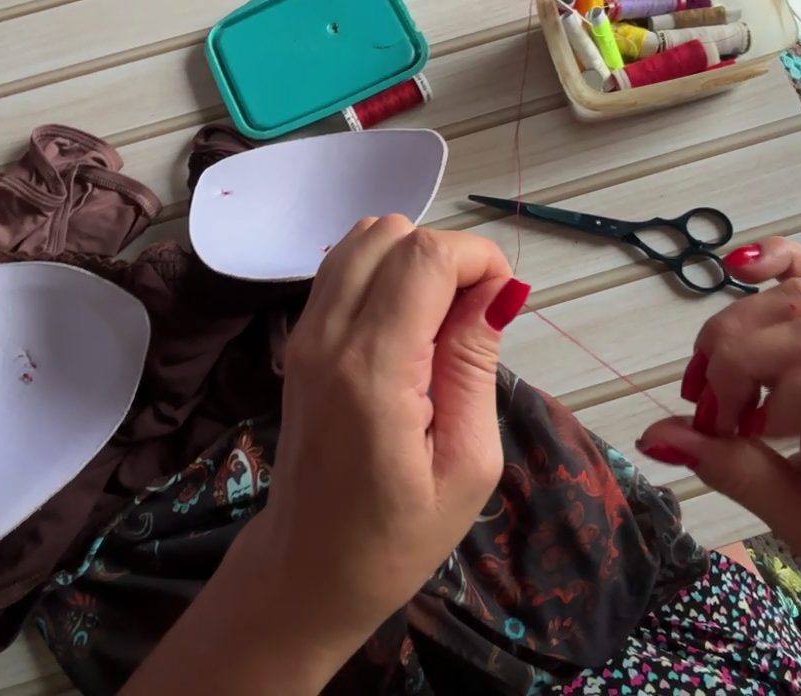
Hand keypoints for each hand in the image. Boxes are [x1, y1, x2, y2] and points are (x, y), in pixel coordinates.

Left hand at [244, 215, 526, 643]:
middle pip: (394, 234)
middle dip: (449, 256)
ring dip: (414, 259)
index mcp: (373, 370)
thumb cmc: (397, 535)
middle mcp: (329, 335)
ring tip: (438, 319)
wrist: (307, 566)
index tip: (502, 303)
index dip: (478, 258)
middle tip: (472, 316)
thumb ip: (475, 363)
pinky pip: (343, 265)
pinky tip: (405, 321)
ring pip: (364, 237)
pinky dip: (384, 270)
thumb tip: (497, 290)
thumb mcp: (467, 463)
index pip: (426, 257)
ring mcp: (305, 331)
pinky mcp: (299, 336)